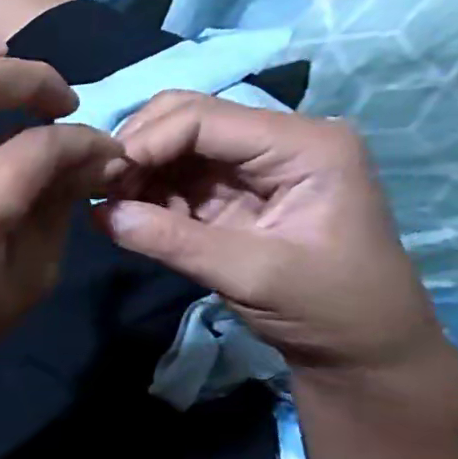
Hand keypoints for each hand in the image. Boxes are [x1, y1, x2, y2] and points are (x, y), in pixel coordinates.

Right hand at [97, 92, 440, 376]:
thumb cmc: (329, 307)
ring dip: (134, 170)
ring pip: (167, 137)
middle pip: (180, 113)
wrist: (361, 344)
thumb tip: (97, 213)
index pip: (199, 118)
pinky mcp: (228, 184)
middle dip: (134, 149)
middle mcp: (277, 139)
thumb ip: (173, 241)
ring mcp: (251, 160)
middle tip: (106, 194)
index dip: (143, 144)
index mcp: (304, 146)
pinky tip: (140, 219)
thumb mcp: (252, 276)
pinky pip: (168, 168)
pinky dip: (142, 188)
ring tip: (121, 211)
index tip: (103, 187)